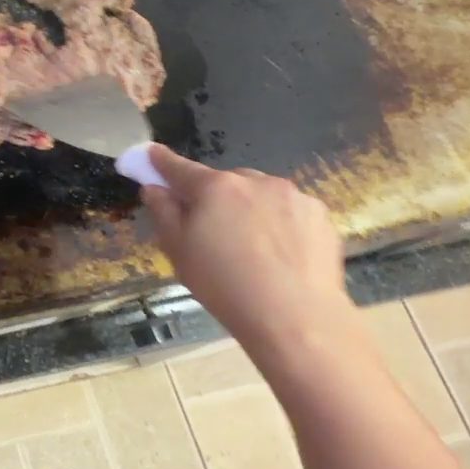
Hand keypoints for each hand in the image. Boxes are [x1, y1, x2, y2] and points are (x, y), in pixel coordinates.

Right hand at [141, 146, 352, 351]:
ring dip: (249, 210)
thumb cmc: (222, 283)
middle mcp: (254, 181)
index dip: (160, 161)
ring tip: (250, 249)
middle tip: (209, 232)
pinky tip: (278, 254)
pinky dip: (279, 223)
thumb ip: (164, 212)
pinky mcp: (320, 215)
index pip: (180, 168)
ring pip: (259, 195)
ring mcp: (293, 195)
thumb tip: (155, 188)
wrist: (294, 314)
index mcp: (214, 188)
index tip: (149, 154)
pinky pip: (289, 211)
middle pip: (224, 182)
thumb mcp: (177, 250)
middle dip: (214, 198)